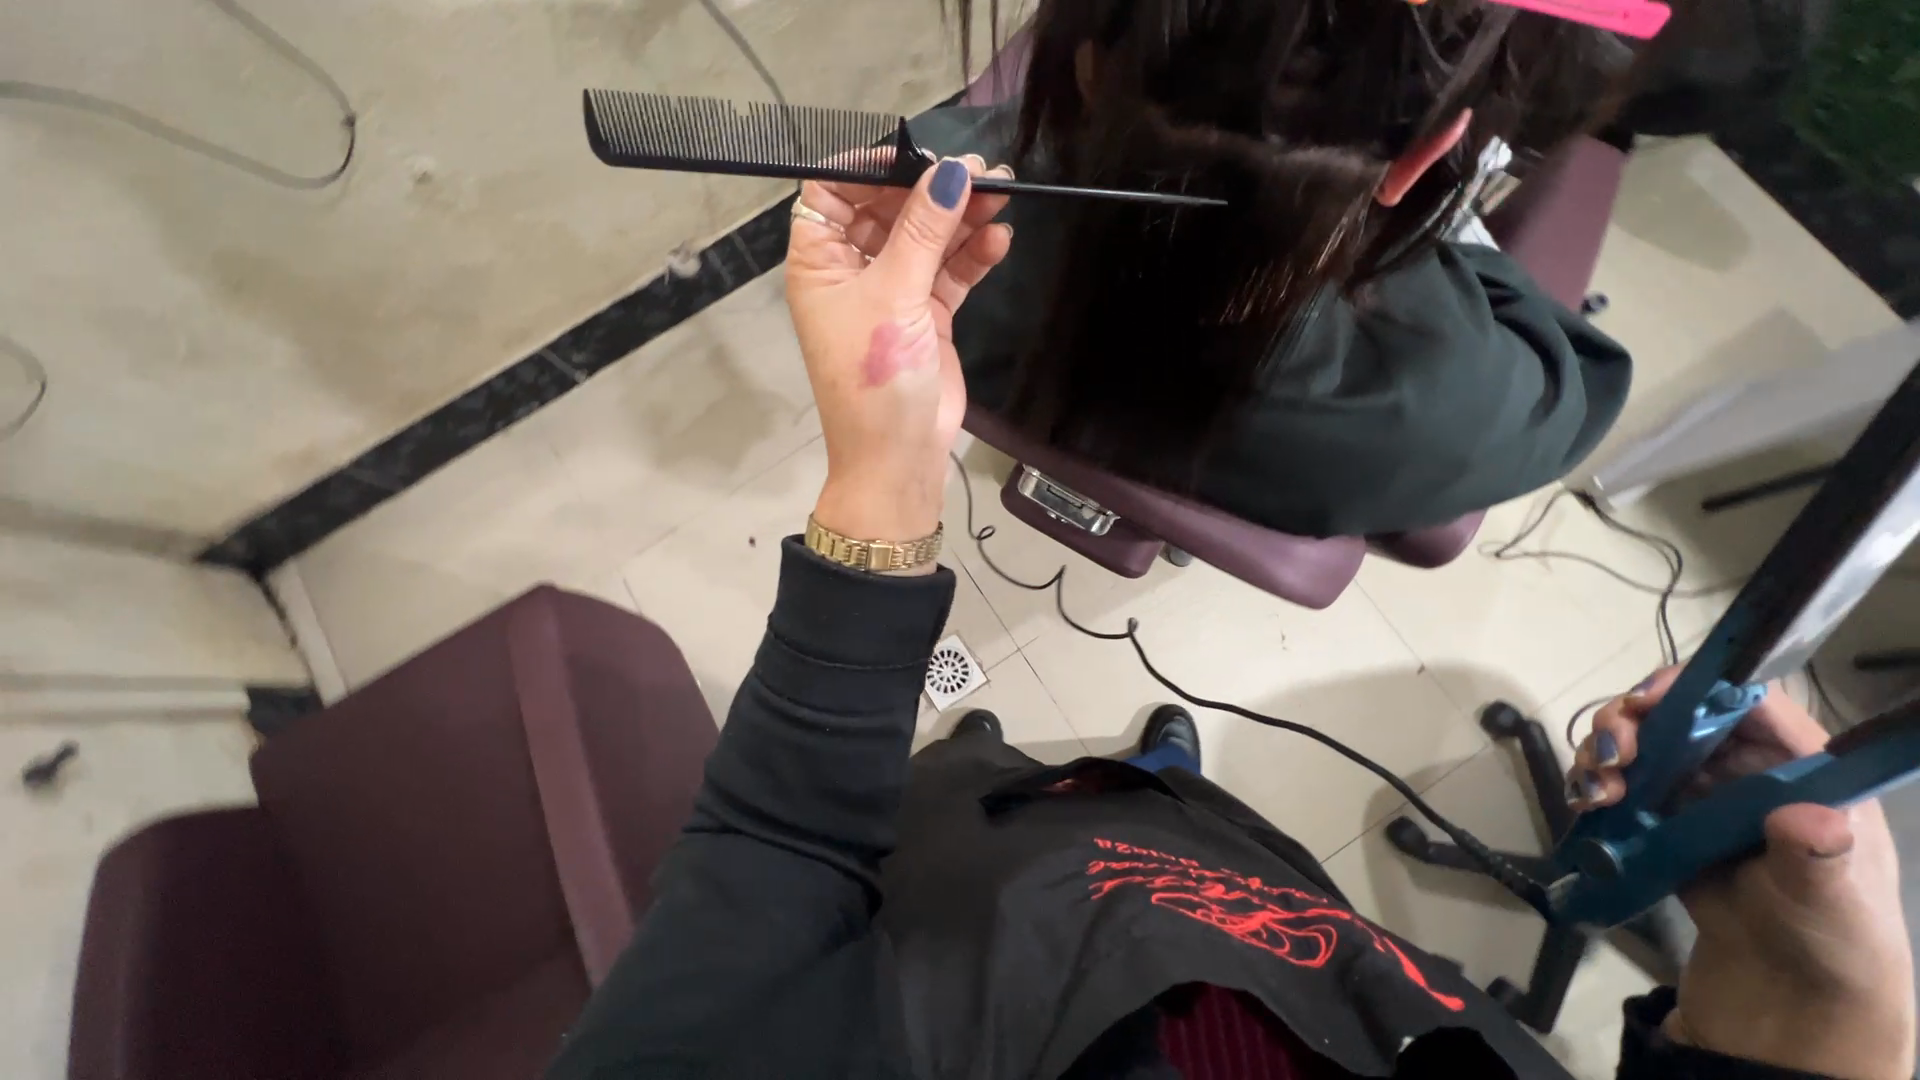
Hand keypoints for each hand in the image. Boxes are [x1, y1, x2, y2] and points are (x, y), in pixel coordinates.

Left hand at [784, 152, 1012, 559]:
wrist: (899, 457)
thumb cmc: (874, 379)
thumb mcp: (893, 297)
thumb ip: (923, 232)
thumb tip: (951, 171)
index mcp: (820, 263)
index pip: (834, 192)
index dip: (871, 168)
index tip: (919, 155)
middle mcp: (853, 272)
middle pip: (891, 212)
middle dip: (932, 190)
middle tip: (981, 172)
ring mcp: (893, 293)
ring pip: (927, 240)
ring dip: (961, 219)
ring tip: (1003, 195)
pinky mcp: (927, 316)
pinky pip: (949, 273)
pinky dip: (972, 256)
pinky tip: (999, 239)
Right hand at [1571, 669, 1915, 1079]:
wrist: (1781, 987)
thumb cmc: (1830, 940)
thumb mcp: (1832, 901)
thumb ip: (1819, 858)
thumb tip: (1806, 817)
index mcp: (1797, 770)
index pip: (1749, 703)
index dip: (1696, 688)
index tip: (1648, 699)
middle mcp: (1741, 768)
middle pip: (1675, 714)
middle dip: (1629, 722)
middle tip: (1609, 754)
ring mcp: (1696, 790)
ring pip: (1636, 741)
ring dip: (1601, 753)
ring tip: (1594, 791)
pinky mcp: (1657, 813)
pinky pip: (1614, 778)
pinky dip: (1590, 781)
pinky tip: (1586, 804)